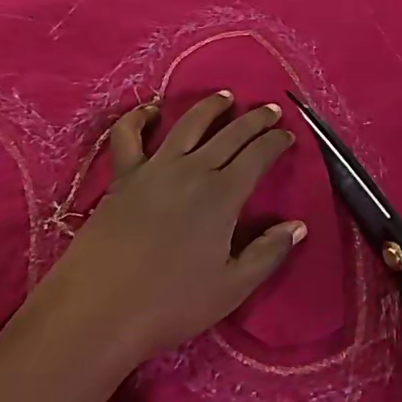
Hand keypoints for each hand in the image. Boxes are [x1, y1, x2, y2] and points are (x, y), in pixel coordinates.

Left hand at [22, 91, 306, 365]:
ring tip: (224, 97)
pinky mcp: (123, 174)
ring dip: (210, 106)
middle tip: (270, 109)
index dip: (276, 142)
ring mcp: (155, 167)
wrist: (102, 305)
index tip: (289, 135)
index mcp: (222, 195)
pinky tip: (151, 110)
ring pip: (188, 124)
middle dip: (255, 119)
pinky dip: (139, 116)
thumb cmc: (171, 303)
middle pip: (230, 134)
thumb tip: (298, 226)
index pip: (257, 156)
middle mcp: (192, 170)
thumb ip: (267, 253)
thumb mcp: (232, 288)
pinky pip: (129, 134)